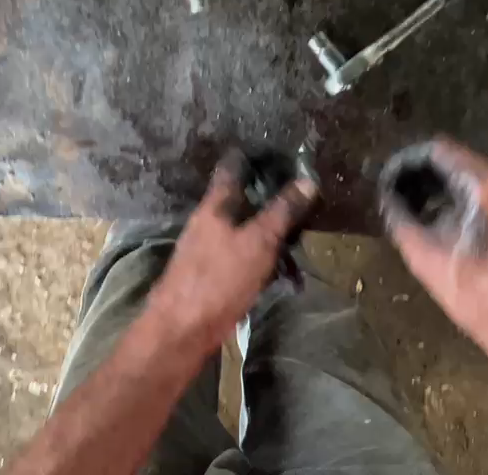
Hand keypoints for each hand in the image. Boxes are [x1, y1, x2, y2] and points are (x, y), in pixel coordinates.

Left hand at [146, 159, 316, 355]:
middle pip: (242, 202)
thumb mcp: (258, 242)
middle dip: (271, 203)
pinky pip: (242, 260)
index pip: (233, 167)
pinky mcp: (211, 278)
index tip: (279, 153)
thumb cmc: (217, 280)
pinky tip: (281, 277)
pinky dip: (262, 263)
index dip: (254, 157)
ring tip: (299, 248)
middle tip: (302, 203)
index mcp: (215, 206)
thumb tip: (308, 181)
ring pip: (245, 233)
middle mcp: (208, 223)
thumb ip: (282, 212)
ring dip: (270, 238)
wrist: (179, 335)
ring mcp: (207, 251)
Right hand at [386, 138, 487, 360]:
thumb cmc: (477, 294)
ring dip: (436, 183)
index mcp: (485, 184)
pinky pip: (479, 187)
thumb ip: (400, 217)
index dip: (406, 160)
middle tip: (392, 190)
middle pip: (453, 157)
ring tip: (407, 202)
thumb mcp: (426, 256)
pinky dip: (454, 193)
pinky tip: (434, 215)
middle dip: (420, 171)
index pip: (437, 150)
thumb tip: (385, 195)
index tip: (385, 177)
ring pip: (465, 171)